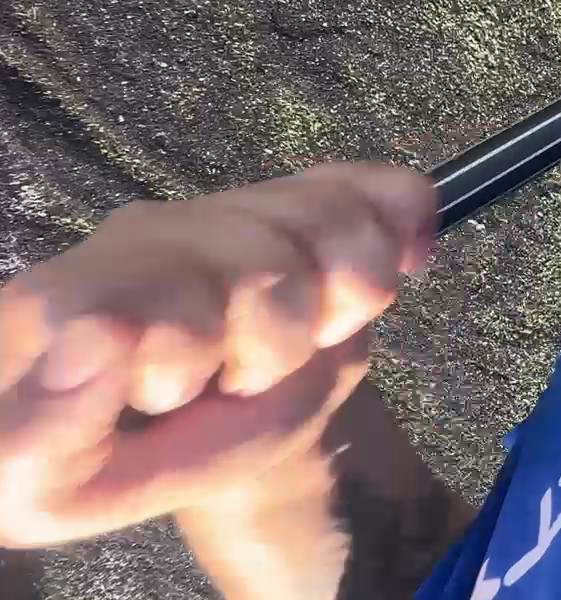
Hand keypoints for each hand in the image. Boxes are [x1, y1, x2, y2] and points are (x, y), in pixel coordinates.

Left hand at [0, 164, 436, 548]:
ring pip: (338, 219)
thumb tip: (93, 336)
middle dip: (283, 341)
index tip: (176, 392)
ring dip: (350, 299)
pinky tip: (398, 264)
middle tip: (251, 374)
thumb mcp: (67, 486)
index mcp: (61, 295)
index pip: (140, 291)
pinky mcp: (330, 188)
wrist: (240, 414)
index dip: (186, 348)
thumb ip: (37, 440)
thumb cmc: (153, 450)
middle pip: (262, 264)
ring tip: (315, 331)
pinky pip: (395, 188)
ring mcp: (246, 201)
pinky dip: (408, 230)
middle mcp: (151, 231)